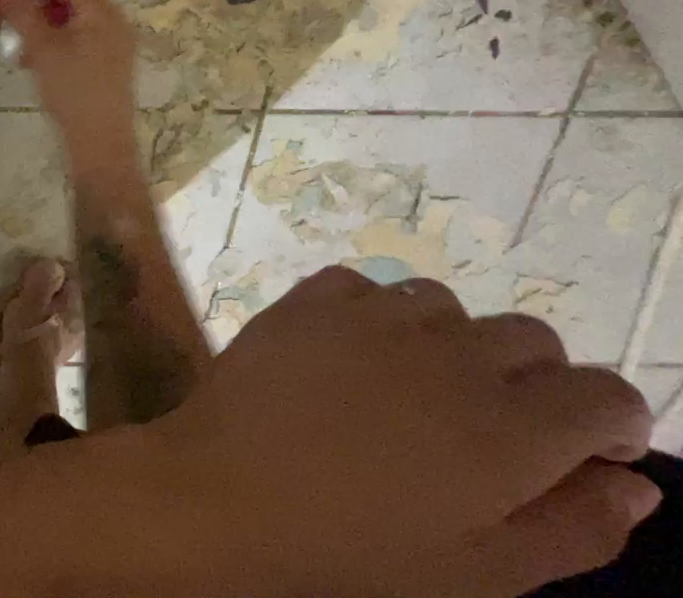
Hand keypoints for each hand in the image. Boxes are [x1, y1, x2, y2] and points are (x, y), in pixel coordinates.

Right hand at [0, 0, 136, 158]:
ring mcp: (113, 41)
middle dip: (30, 0)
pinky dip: (52, 39)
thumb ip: (22, 13)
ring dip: (38, 21)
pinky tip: (32, 59)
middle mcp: (112, 19)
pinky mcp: (108, 60)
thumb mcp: (41, 48)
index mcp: (100, 11)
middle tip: (0, 6)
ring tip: (15, 38)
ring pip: (69, 19)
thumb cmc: (71, 89)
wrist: (99, 140)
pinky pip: (76, 37)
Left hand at [151, 267, 657, 595]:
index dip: (605, 425)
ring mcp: (365, 319)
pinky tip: (354, 352)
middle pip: (530, 338)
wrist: (220, 496)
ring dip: (449, 338)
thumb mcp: (482, 571)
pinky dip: (372, 310)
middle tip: (487, 426)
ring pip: (444, 302)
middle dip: (532, 379)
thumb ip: (575, 527)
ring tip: (414, 386)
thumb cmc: (352, 549)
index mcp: (509, 426)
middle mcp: (446, 356)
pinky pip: (359, 284)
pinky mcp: (300, 303)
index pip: (606, 393)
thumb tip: (631, 482)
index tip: (576, 454)